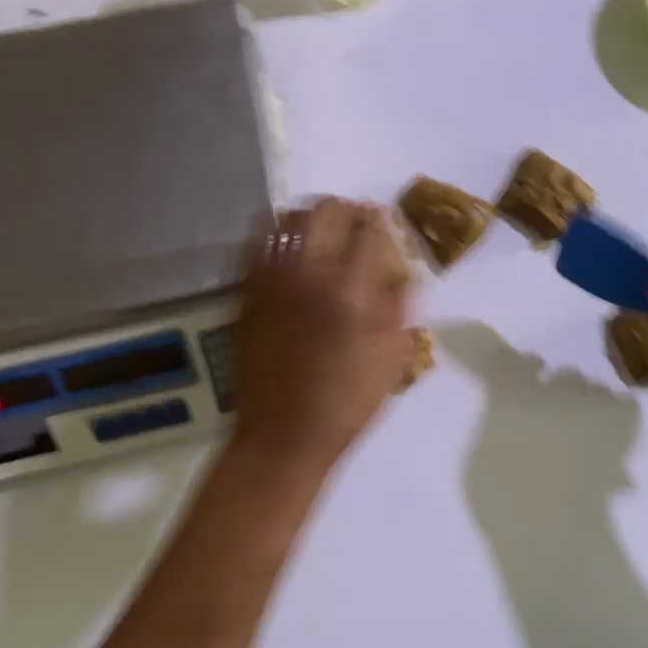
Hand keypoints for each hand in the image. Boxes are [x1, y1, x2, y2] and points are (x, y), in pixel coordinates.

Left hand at [232, 198, 413, 469]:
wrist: (282, 437)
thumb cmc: (346, 404)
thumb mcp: (392, 359)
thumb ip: (400, 306)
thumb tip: (402, 272)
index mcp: (351, 289)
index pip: (369, 227)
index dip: (380, 219)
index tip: (384, 222)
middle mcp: (309, 272)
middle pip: (327, 210)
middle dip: (346, 210)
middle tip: (354, 223)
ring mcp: (271, 280)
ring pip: (288, 220)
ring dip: (310, 218)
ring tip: (320, 233)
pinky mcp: (246, 292)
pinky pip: (258, 244)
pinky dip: (276, 237)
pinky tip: (288, 252)